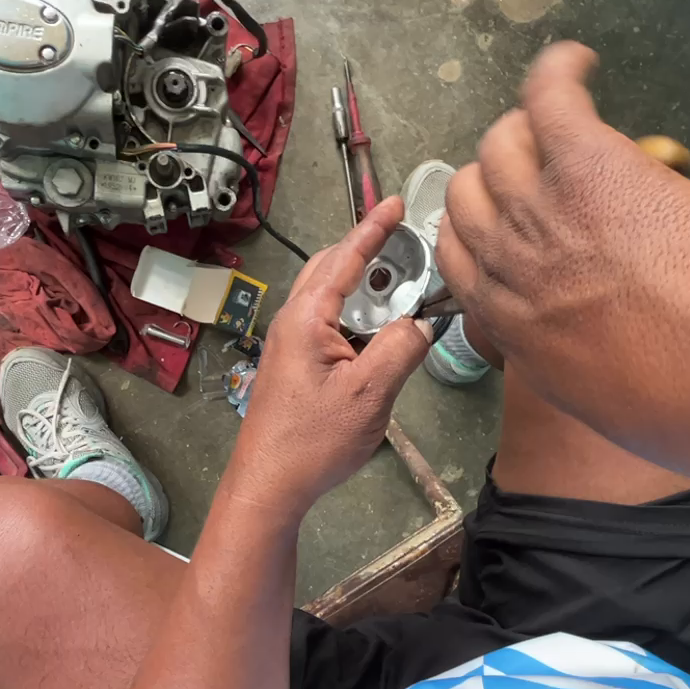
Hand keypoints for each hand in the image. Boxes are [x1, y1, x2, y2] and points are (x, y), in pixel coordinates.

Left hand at [228, 198, 431, 511]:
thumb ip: (401, 348)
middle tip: (403, 243)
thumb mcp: (370, 393)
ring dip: (361, 285)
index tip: (395, 203)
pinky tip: (376, 332)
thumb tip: (420, 323)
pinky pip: (326, 323)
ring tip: (397, 285)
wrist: (268, 485)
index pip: (344, 259)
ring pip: (327, 298)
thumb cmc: (315, 439)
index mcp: (306, 318)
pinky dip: (353, 315)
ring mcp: (288, 345)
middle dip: (365, 251)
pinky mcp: (293, 366)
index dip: (373, 229)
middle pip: (329, 270)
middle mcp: (292, 322)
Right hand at [435, 42, 689, 431]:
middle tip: (536, 170)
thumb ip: (558, 358)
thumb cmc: (653, 388)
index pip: (455, 248)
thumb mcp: (581, 391)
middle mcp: (505, 250)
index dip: (475, 226)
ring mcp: (537, 201)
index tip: (501, 219)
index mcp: (500, 309)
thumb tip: (574, 355)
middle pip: (468, 189)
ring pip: (500, 141)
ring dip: (525, 131)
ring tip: (561, 124)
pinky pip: (548, 94)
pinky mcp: (581, 158)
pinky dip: (560, 70)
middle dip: (496, 178)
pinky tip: (579, 62)